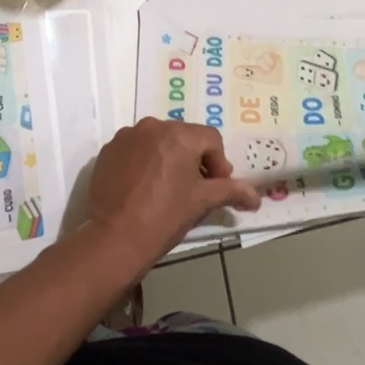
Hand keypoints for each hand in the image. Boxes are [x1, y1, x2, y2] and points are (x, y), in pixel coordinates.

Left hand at [85, 118, 262, 263]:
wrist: (114, 238)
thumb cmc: (164, 217)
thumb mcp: (202, 203)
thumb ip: (231, 191)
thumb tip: (256, 197)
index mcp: (180, 134)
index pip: (211, 139)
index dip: (218, 163)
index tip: (216, 187)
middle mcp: (153, 126)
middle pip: (184, 137)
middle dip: (194, 159)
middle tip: (194, 189)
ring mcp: (127, 136)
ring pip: (158, 141)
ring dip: (168, 158)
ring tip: (167, 189)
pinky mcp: (108, 150)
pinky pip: (135, 149)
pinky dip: (143, 162)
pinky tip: (143, 188)